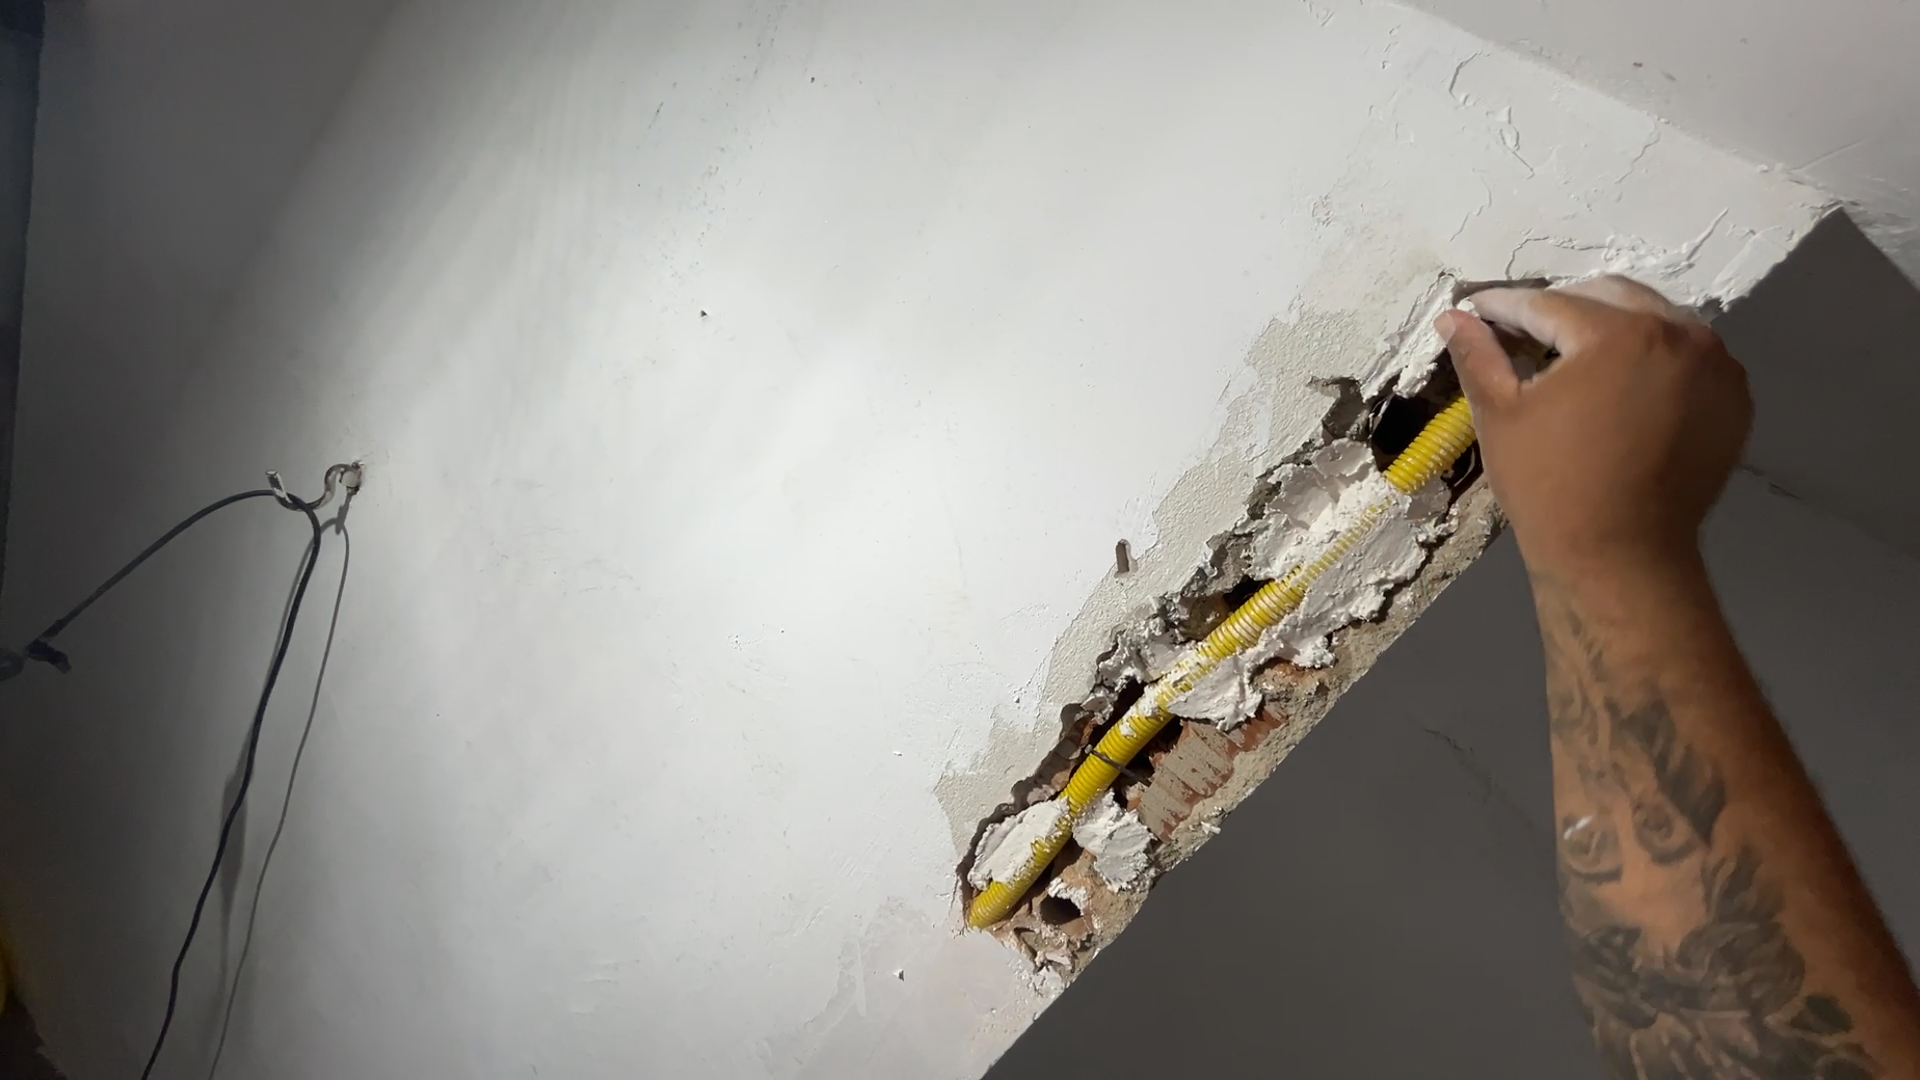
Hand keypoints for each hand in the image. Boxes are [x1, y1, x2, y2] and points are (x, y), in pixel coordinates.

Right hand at [1435, 276, 1751, 579]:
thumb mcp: (1498, 413)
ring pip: (1653, 319)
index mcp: (1616, 335)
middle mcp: (1679, 334)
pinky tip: (1612, 385)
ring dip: (1606, 326)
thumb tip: (1453, 318)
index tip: (1475, 309)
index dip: (1503, 305)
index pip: (1548, 303)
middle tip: (1518, 330)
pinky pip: (1685, 354)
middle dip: (1559, 306)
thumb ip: (1477, 355)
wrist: (1616, 548)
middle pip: (1609, 296)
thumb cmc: (1543, 480)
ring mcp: (1716, 364)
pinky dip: (1645, 356)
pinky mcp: (1733, 395)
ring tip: (1566, 355)